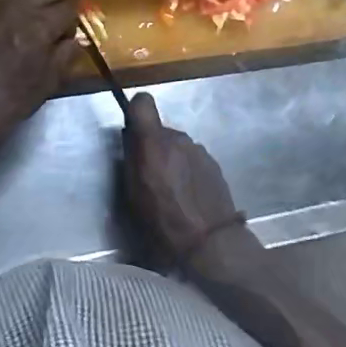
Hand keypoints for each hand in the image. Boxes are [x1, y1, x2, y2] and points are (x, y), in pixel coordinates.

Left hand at [0, 0, 81, 135]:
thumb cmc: (14, 98)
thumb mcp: (49, 82)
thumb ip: (66, 55)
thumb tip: (76, 39)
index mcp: (42, 26)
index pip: (69, 8)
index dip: (76, 18)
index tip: (75, 30)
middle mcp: (23, 9)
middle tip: (64, 18)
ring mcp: (2, 8)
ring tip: (46, 11)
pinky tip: (24, 15)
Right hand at [124, 94, 247, 267]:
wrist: (212, 244)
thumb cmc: (164, 223)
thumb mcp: (133, 194)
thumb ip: (131, 160)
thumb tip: (132, 142)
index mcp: (154, 142)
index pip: (143, 102)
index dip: (136, 111)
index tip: (133, 131)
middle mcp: (178, 138)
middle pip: (160, 130)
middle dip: (153, 146)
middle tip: (150, 175)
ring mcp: (199, 150)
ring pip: (177, 145)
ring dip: (172, 160)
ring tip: (172, 191)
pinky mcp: (214, 164)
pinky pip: (192, 159)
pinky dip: (187, 170)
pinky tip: (189, 196)